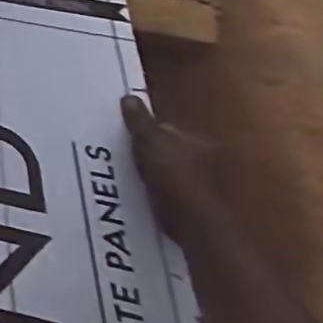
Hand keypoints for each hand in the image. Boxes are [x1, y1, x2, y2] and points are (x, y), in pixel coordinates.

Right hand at [120, 95, 223, 240]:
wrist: (194, 225)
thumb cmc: (173, 176)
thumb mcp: (149, 141)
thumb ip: (139, 120)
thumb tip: (129, 97)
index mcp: (195, 139)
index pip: (167, 128)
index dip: (145, 129)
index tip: (124, 134)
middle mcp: (202, 159)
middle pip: (167, 149)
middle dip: (147, 151)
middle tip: (120, 153)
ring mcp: (199, 185)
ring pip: (166, 172)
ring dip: (149, 173)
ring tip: (123, 175)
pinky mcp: (191, 207)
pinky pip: (166, 193)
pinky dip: (153, 192)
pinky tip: (138, 195)